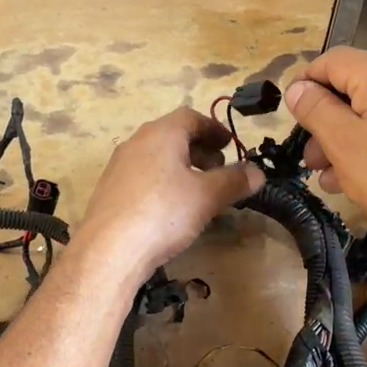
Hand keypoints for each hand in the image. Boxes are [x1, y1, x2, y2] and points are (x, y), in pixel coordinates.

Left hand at [74, 109, 264, 280]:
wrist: (109, 249)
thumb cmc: (163, 212)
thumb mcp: (207, 196)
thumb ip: (234, 180)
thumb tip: (258, 172)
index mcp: (161, 133)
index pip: (191, 117)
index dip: (214, 129)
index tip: (229, 145)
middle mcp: (136, 142)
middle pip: (172, 135)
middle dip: (199, 149)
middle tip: (218, 170)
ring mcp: (118, 166)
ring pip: (156, 156)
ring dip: (181, 167)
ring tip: (198, 191)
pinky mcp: (109, 190)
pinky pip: (142, 175)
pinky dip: (162, 182)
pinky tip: (171, 208)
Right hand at [284, 46, 366, 264]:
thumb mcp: (342, 143)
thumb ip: (314, 109)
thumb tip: (297, 87)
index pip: (333, 60)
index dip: (305, 81)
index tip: (290, 111)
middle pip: (356, 88)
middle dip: (327, 120)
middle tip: (310, 158)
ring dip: (348, 138)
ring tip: (332, 176)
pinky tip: (361, 176)